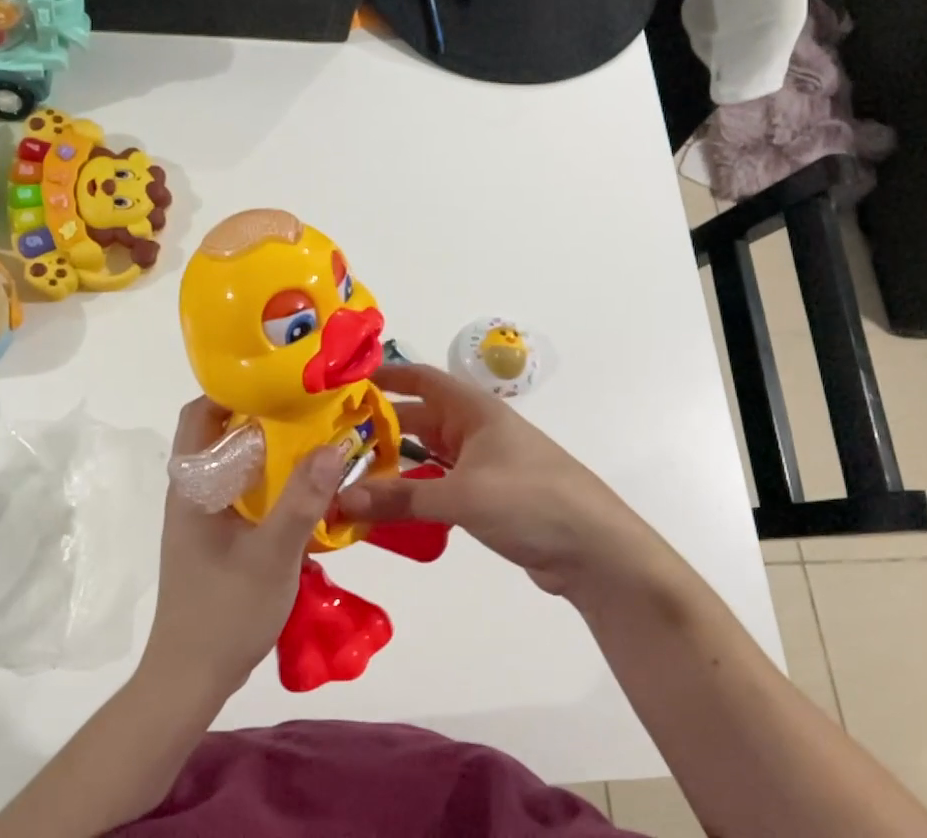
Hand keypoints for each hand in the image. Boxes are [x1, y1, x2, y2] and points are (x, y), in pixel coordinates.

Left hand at [141, 398, 342, 694]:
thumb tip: (335, 446)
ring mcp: (202, 518)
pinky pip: (242, 495)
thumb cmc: (224, 612)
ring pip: (234, 467)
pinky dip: (270, 485)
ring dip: (269, 453)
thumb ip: (303, 501)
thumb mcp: (272, 555)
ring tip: (315, 443)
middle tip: (311, 409)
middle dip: (262, 419)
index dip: (235, 390)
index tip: (282, 382)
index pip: (201, 414)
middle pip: (221, 436)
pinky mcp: (215, 540)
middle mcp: (192, 493)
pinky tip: (305, 494)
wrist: (190, 677)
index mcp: (192, 486)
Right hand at [337, 363, 627, 594]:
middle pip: (417, 422)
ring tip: (346, 481)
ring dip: (392, 468)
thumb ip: (400, 496)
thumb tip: (339, 498)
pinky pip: (437, 488)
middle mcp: (475, 431)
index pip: (422, 379)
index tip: (344, 383)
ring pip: (425, 458)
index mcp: (474, 411)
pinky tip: (384, 513)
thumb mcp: (462, 496)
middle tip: (330, 445)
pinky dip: (411, 495)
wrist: (596, 551)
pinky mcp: (486, 499)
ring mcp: (482, 466)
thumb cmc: (531, 502)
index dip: (385, 376)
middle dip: (377, 432)